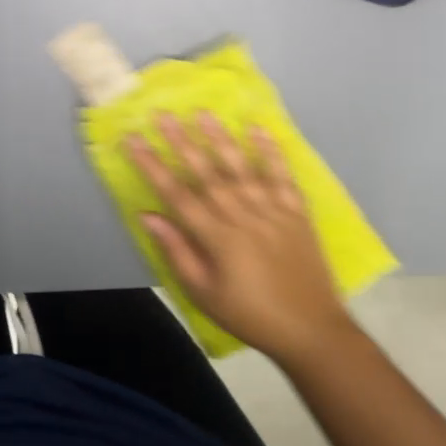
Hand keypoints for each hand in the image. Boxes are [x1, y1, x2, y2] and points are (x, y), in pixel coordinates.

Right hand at [127, 113, 355, 363]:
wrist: (313, 332)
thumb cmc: (250, 314)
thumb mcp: (204, 293)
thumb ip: (176, 251)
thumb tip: (147, 215)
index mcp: (218, 238)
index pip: (177, 194)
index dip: (152, 165)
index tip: (133, 139)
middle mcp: (244, 218)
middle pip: (207, 173)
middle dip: (181, 142)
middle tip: (162, 114)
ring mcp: (273, 213)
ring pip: (242, 169)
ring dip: (221, 139)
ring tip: (202, 112)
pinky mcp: (298, 214)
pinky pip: (283, 178)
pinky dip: (271, 152)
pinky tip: (258, 130)